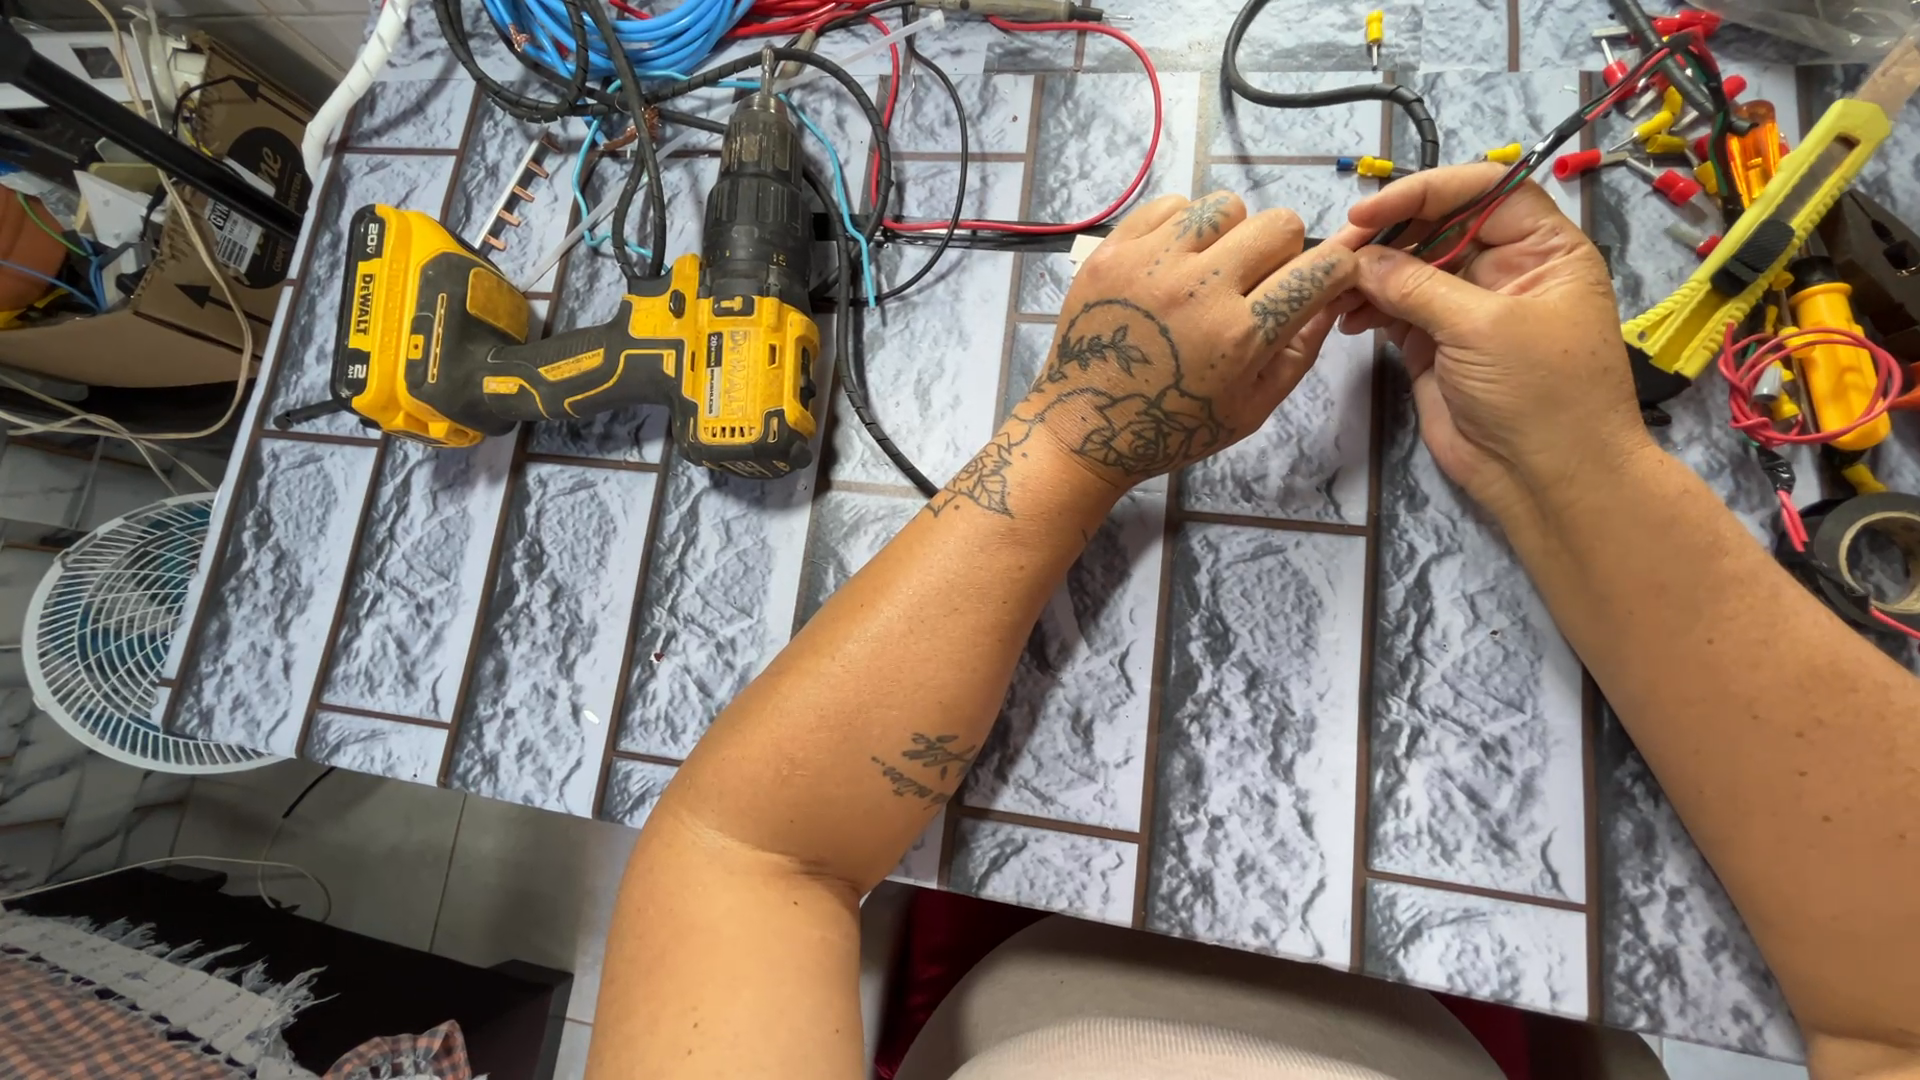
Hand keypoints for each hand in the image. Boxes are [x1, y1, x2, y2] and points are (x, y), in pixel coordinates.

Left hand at [972, 191, 1357, 504]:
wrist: (1085, 428)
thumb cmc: (1172, 428)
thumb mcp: (1250, 410)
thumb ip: (1299, 352)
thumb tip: (1332, 296)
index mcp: (1240, 334)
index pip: (1321, 267)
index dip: (1332, 270)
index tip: (1316, 281)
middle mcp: (1198, 289)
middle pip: (1278, 223)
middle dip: (1280, 253)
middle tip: (1251, 286)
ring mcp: (1150, 265)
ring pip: (1223, 206)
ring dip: (1228, 235)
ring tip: (1205, 273)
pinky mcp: (1111, 253)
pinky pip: (1169, 205)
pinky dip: (1180, 227)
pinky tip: (1170, 264)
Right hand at [1326, 165, 1654, 518]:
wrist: (1541, 472)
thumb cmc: (1538, 391)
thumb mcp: (1482, 327)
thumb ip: (1417, 287)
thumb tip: (1358, 259)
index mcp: (1540, 248)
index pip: (1483, 191)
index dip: (1424, 193)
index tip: (1368, 213)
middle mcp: (1500, 269)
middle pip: (1436, 229)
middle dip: (1385, 238)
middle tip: (1334, 256)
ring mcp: (1462, 308)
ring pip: (1406, 272)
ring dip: (1367, 277)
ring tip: (1332, 293)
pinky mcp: (1431, 344)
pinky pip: (1392, 311)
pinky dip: (1366, 310)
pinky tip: (1345, 319)